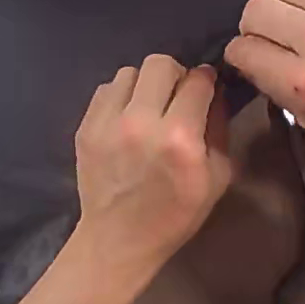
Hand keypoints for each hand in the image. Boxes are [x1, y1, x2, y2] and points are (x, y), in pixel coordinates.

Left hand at [70, 55, 232, 297]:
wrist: (118, 240)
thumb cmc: (175, 214)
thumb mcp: (217, 178)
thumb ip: (219, 128)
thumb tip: (214, 92)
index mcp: (179, 138)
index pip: (197, 80)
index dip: (206, 80)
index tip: (205, 88)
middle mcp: (141, 123)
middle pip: (160, 63)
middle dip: (175, 74)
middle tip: (176, 95)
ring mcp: (107, 124)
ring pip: (130, 72)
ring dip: (145, 84)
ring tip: (149, 107)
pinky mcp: (85, 127)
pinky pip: (106, 89)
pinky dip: (121, 97)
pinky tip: (126, 119)